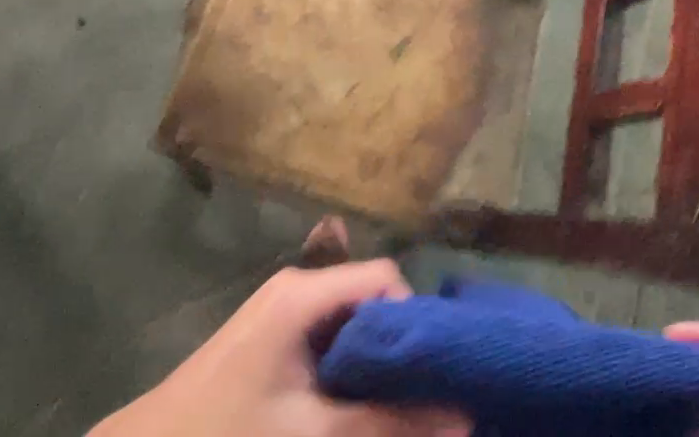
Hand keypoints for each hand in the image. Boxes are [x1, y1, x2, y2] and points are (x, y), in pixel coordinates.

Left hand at [90, 259, 470, 436]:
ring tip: (396, 406)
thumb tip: (467, 417)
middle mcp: (296, 286)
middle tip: (424, 396)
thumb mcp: (315, 432)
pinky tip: (356, 406)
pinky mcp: (274, 334)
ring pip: (351, 320)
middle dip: (399, 346)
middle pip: (369, 297)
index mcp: (303, 292)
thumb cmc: (231, 431)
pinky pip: (329, 336)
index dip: (414, 320)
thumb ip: (391, 422)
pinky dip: (350, 366)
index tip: (432, 372)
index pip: (384, 277)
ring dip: (375, 361)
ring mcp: (282, 308)